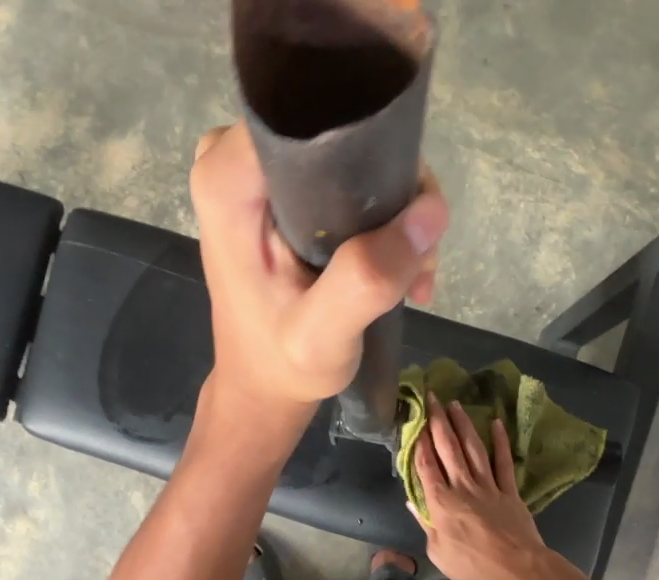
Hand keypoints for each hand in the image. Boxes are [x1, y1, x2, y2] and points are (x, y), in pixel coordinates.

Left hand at [190, 124, 448, 413]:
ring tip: (413, 277)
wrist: (264, 388)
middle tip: (413, 261)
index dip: (369, 151)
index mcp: (228, 182)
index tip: (401, 213)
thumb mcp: (322, 338)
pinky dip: (383, 222)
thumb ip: (368, 279)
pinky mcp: (282, 189)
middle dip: (392, 196)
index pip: (309, 113)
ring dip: (397, 216)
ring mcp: (261, 171)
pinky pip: (349, 179)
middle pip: (340, 135)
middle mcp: (235, 159)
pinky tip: (401, 270)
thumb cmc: (282, 366)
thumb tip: (430, 212)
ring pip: (354, 159)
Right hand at [412, 398, 575, 579]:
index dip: (419, 439)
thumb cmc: (472, 564)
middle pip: (448, 448)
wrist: (515, 567)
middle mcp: (462, 486)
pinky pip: (504, 462)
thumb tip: (413, 503)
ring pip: (473, 448)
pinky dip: (501, 442)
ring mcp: (488, 485)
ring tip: (455, 404)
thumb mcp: (437, 551)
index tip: (415, 418)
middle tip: (432, 397)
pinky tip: (497, 423)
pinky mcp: (510, 490)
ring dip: (463, 424)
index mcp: (441, 501)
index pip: (426, 464)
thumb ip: (426, 523)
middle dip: (438, 421)